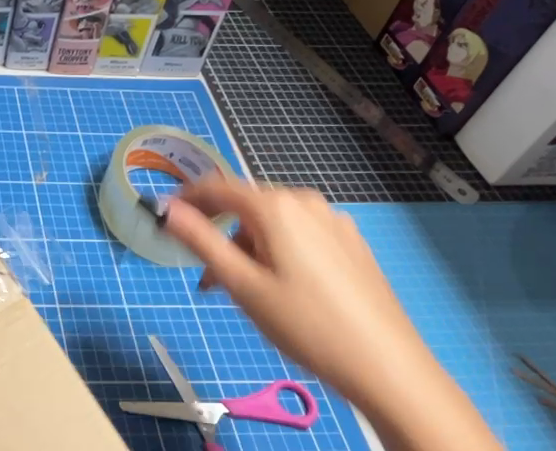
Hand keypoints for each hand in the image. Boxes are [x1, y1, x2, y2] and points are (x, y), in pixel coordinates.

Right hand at [161, 178, 439, 412]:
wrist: (389, 369)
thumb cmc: (306, 326)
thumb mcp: (242, 285)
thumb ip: (201, 240)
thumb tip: (167, 208)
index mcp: (274, 206)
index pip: (216, 186)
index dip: (187, 199)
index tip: (166, 218)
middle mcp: (304, 201)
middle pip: (247, 206)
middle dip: (222, 234)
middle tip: (210, 279)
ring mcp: (333, 221)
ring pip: (275, 223)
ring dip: (251, 247)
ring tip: (249, 294)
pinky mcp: (352, 243)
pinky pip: (302, 235)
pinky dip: (280, 252)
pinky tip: (287, 291)